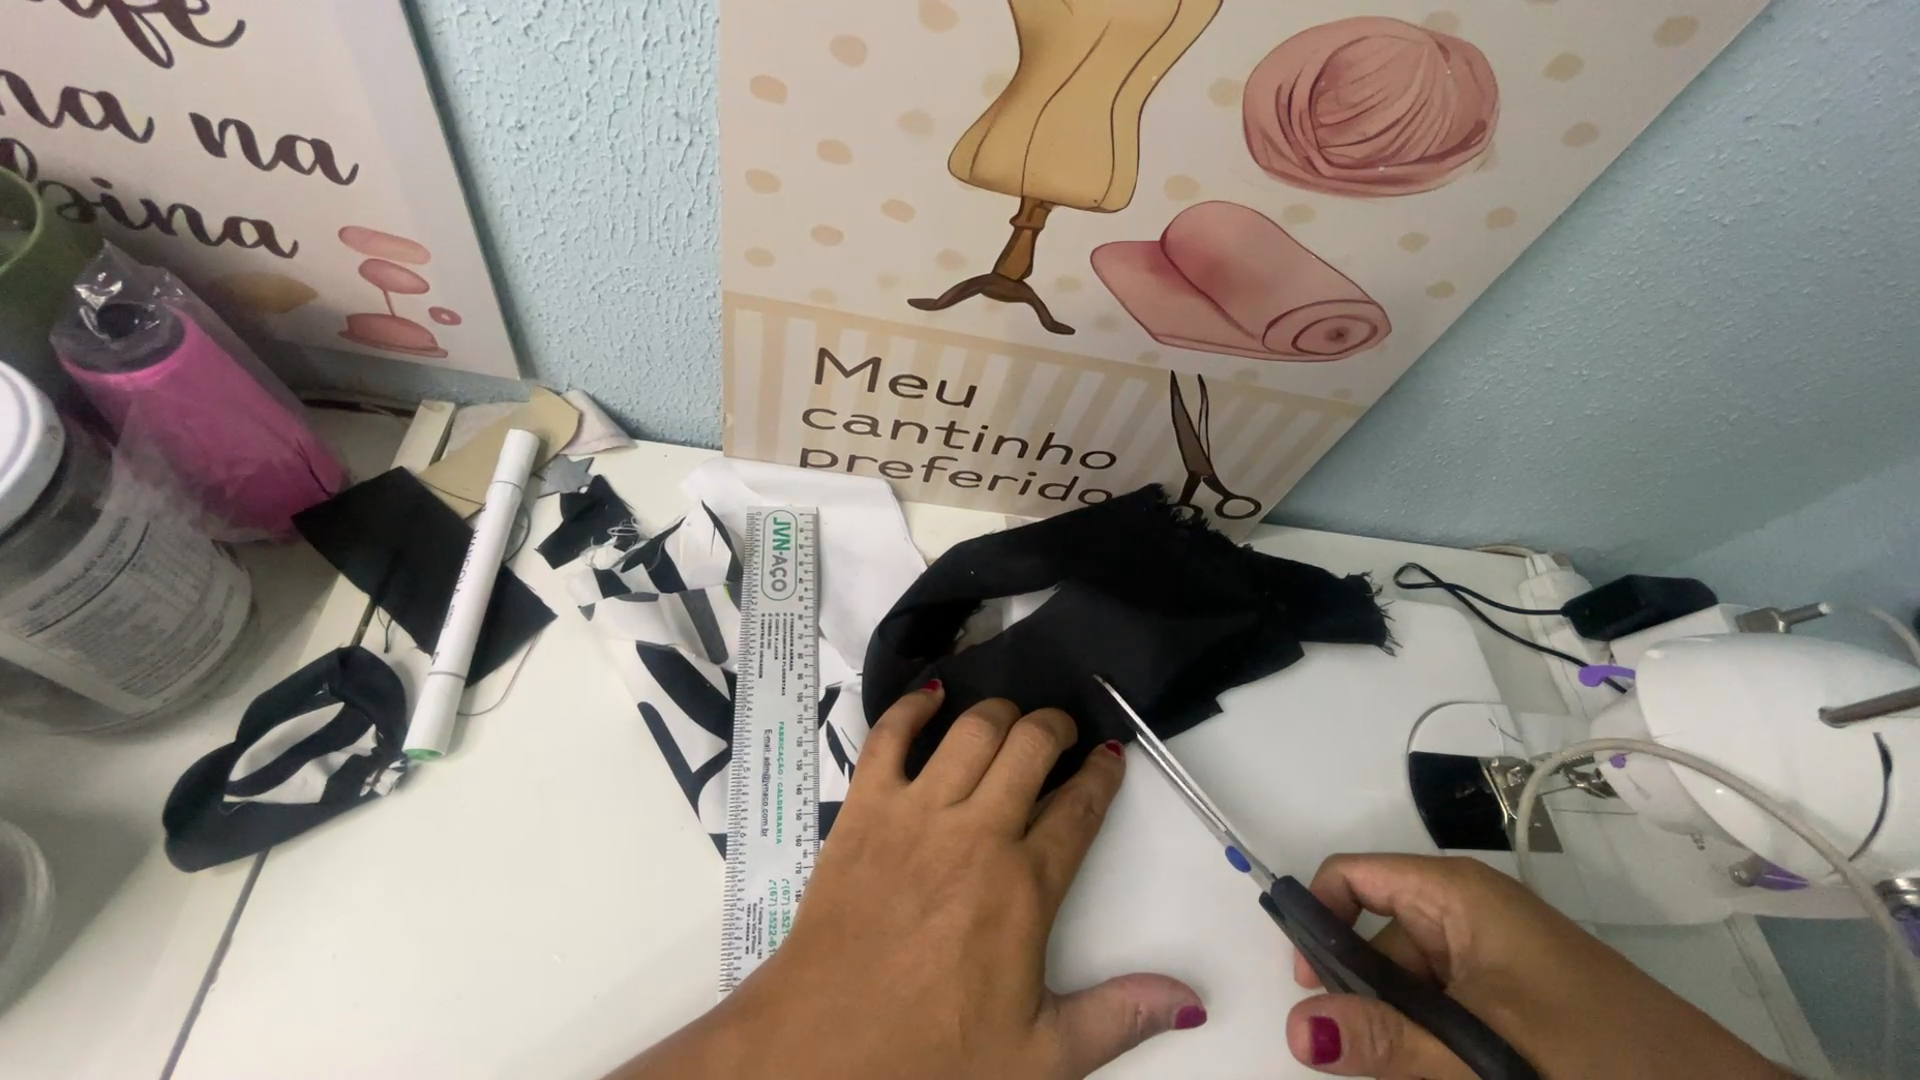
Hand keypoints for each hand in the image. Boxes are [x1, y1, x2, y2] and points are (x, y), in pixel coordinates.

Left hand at [615, 684, 1204, 1079]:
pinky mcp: (864, 807)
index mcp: (1025, 886)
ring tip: (1011, 720)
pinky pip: (889, 736)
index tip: (1111, 755)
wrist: (821, 1049)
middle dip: (1056, 727)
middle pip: (1031, 746)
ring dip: (1000, 713)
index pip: (1081, 806)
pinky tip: (933, 696)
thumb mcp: (1041, 1053)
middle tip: (1062, 732)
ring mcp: (916, 813)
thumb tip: (1192, 1000)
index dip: (1103, 773)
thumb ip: (1119, 1016)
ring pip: (972, 730)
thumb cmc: (931, 1055)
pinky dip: (912, 706)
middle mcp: (976, 833)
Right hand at [1285, 854, 1795, 1079]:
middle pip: (1375, 941)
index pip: (1350, 877)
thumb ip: (1384, 1041)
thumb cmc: (1600, 1064)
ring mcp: (1496, 960)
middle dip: (1366, 1003)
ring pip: (1411, 989)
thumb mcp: (1479, 1057)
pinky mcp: (1519, 1002)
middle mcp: (1468, 914)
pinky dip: (1439, 1050)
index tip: (1312, 992)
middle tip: (1380, 1067)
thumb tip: (1293, 1028)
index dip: (1317, 922)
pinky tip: (1454, 1079)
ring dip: (1405, 1038)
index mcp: (1455, 896)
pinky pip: (1449, 1014)